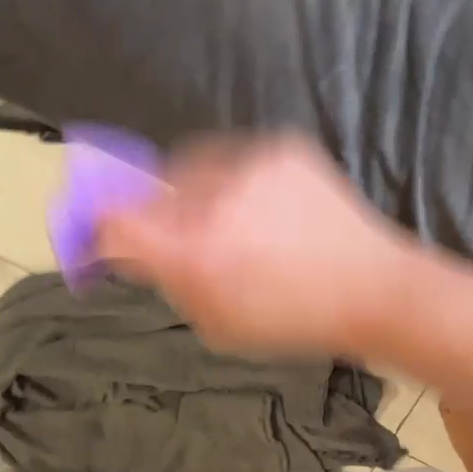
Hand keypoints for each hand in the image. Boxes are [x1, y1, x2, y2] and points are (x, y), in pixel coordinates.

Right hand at [97, 134, 417, 356]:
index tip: (99, 239)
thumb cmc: (294, 321)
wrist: (374, 290)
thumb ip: (171, 283)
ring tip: (228, 222)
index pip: (113, 220)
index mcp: (195, 253)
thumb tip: (134, 252)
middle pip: (148, 189)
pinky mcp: (283, 148)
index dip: (98, 229)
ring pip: (190, 166)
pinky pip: (234, 157)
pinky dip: (234, 180)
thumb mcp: (219, 324)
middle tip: (178, 238)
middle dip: (154, 214)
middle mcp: (215, 200)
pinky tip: (261, 208)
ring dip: (192, 193)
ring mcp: (251, 166)